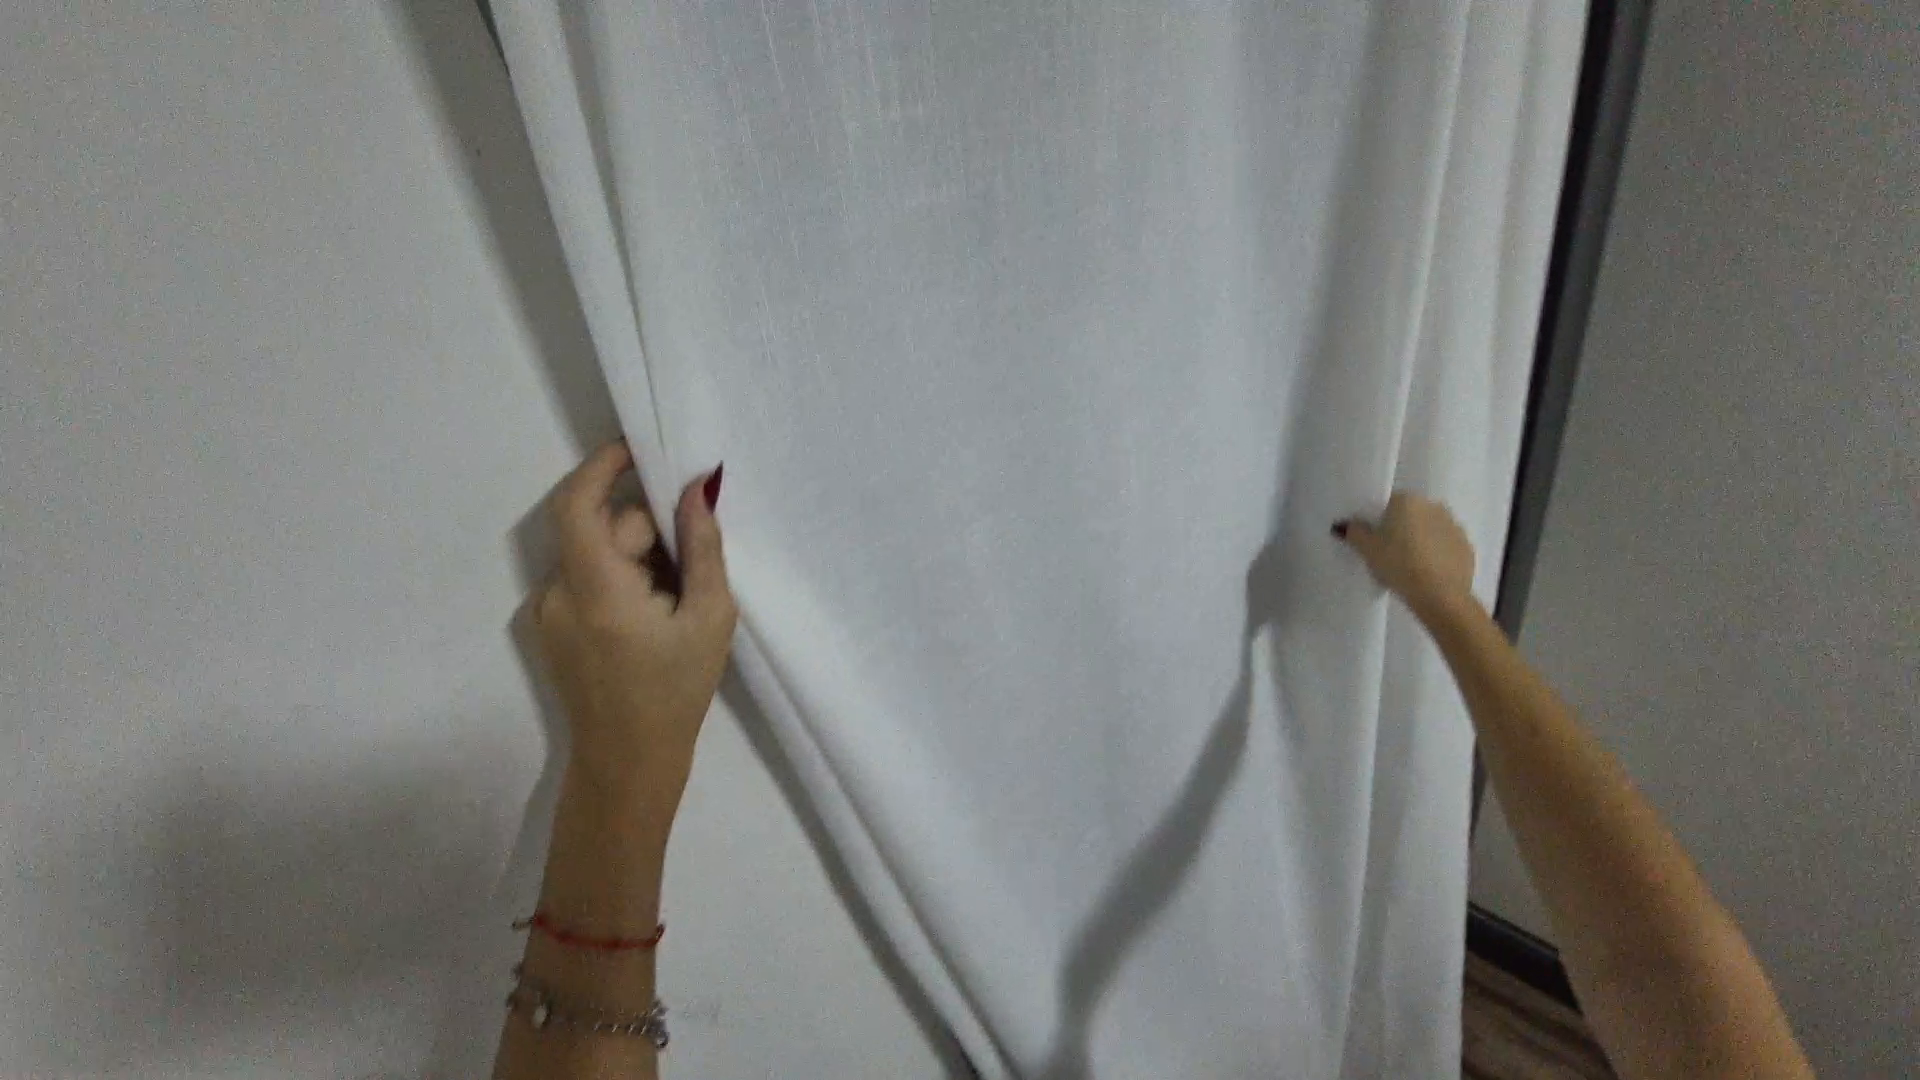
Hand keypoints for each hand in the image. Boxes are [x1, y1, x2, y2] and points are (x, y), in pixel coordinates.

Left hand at [527, 440, 736, 800]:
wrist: (628, 760)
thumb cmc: (677, 690)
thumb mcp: (710, 617)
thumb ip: (703, 546)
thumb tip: (699, 486)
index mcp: (597, 590)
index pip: (579, 505)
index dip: (602, 466)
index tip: (638, 450)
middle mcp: (558, 593)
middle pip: (600, 530)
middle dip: (647, 532)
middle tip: (691, 565)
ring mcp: (548, 611)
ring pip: (595, 554)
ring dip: (635, 558)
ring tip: (672, 600)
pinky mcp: (549, 627)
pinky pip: (586, 578)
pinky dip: (619, 579)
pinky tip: (648, 615)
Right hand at [1335, 493, 1477, 616]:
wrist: (1440, 594)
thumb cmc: (1398, 564)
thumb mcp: (1366, 549)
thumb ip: (1354, 532)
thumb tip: (1346, 525)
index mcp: (1408, 501)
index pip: (1387, 503)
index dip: (1376, 521)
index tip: (1370, 538)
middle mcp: (1434, 506)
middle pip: (1410, 515)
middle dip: (1399, 529)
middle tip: (1386, 553)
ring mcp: (1455, 527)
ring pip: (1429, 530)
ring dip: (1418, 541)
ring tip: (1406, 566)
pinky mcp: (1467, 548)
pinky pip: (1444, 547)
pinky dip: (1435, 555)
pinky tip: (1424, 573)